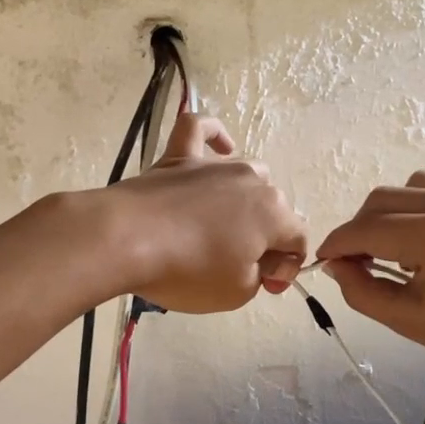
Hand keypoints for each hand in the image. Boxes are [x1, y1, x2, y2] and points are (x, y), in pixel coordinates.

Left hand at [106, 114, 306, 313]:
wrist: (126, 240)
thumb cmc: (188, 271)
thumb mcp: (236, 293)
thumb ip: (259, 277)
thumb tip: (259, 262)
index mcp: (273, 213)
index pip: (298, 239)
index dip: (287, 267)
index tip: (265, 286)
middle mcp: (251, 180)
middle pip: (273, 207)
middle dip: (265, 237)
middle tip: (239, 266)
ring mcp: (214, 165)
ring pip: (247, 174)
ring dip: (243, 200)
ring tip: (221, 228)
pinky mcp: (178, 157)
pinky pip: (201, 130)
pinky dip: (213, 135)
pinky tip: (219, 148)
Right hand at [315, 171, 424, 398]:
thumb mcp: (411, 321)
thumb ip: (363, 290)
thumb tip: (335, 266)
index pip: (366, 228)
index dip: (337, 244)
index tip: (322, 261)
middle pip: (383, 199)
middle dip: (359, 228)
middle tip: (354, 262)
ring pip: (411, 187)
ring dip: (388, 214)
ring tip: (391, 251)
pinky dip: (419, 210)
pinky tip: (424, 245)